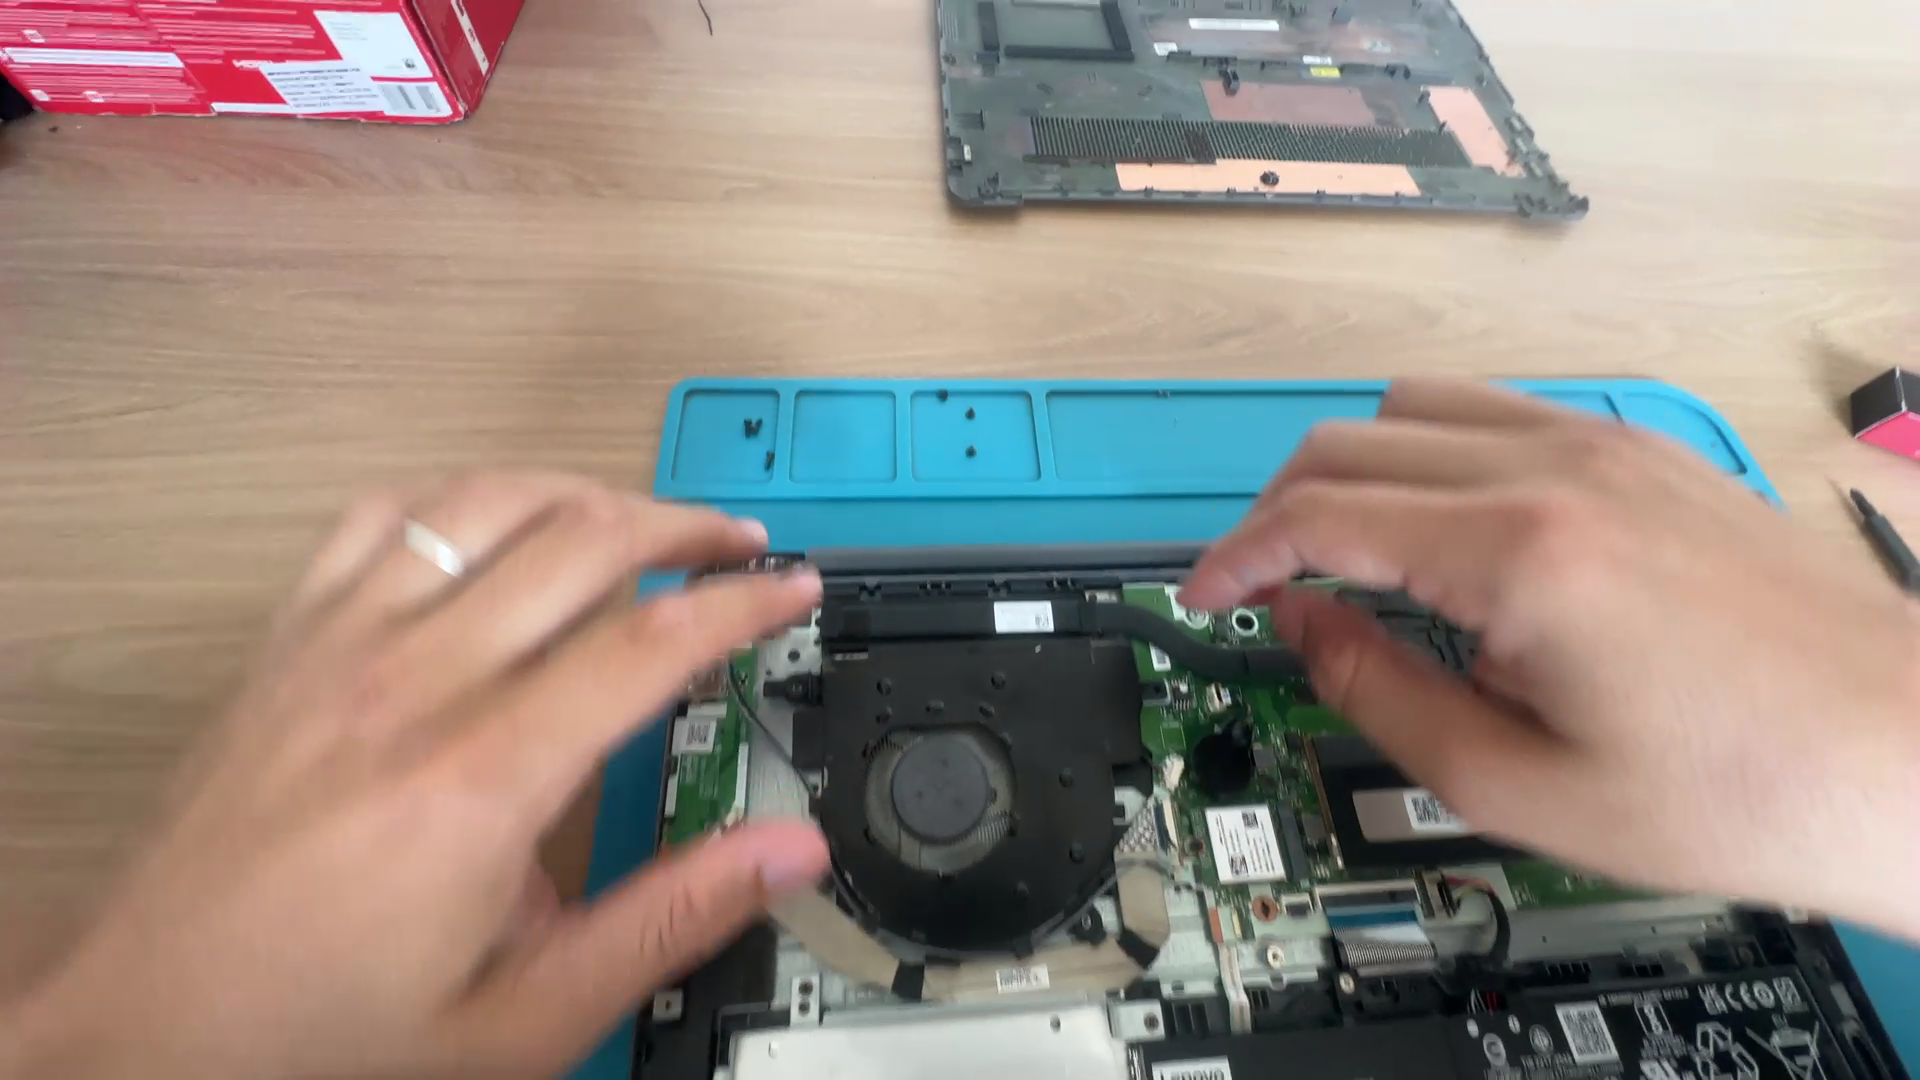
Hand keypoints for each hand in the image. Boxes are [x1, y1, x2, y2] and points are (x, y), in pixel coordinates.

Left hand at [1, 472, 828, 1078]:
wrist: (122, 1061)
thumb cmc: (335, 1046)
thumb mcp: (533, 1016)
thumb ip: (676, 915)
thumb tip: (795, 848)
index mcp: (481, 777)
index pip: (650, 642)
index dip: (743, 602)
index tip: (795, 586)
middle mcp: (412, 683)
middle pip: (583, 540)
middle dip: (687, 528)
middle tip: (743, 546)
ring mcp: (340, 645)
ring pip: (492, 501)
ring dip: (593, 495)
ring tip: (651, 523)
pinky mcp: (292, 640)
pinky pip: (389, 515)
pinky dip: (475, 496)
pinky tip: (516, 522)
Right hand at [1181, 380, 1919, 938]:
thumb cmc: (1728, 798)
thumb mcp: (1508, 784)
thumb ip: (1369, 687)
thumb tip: (1295, 614)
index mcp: (1519, 553)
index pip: (1317, 516)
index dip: (1236, 555)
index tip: (1202, 595)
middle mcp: (1550, 467)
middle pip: (1341, 447)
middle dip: (1271, 515)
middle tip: (1259, 584)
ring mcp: (1598, 442)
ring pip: (1401, 409)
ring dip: (1338, 473)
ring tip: (1332, 546)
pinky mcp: (1630, 446)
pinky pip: (1477, 412)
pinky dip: (1411, 453)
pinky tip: (1423, 518)